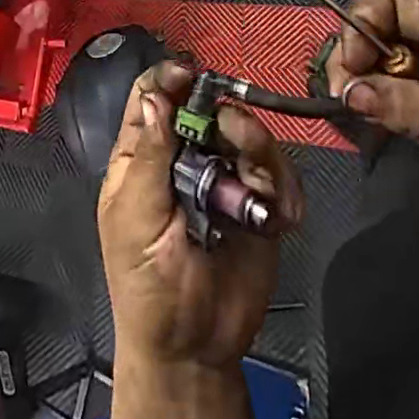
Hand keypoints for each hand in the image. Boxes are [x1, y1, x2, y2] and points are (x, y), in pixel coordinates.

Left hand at [98, 62, 303, 369]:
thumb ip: (149, 156)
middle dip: (223, 113)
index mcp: (143, 157)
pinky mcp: (258, 206)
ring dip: (256, 146)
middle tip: (230, 128)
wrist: (192, 346)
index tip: (189, 72)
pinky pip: (278, 177)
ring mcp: (224, 181)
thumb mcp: (135, 216)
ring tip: (254, 176)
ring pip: (247, 137)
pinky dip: (283, 187)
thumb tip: (153, 98)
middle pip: (208, 110)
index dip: (168, 79)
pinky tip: (278, 211)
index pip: (152, 98)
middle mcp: (185, 159)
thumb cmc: (146, 281)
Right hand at [326, 0, 418, 237]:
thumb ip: (414, 112)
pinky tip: (411, 113)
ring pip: (411, 37)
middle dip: (363, 54)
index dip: (357, 29)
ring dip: (384, 71)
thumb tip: (349, 90)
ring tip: (379, 116)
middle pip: (396, 14)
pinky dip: (410, 81)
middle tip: (355, 105)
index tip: (347, 82)